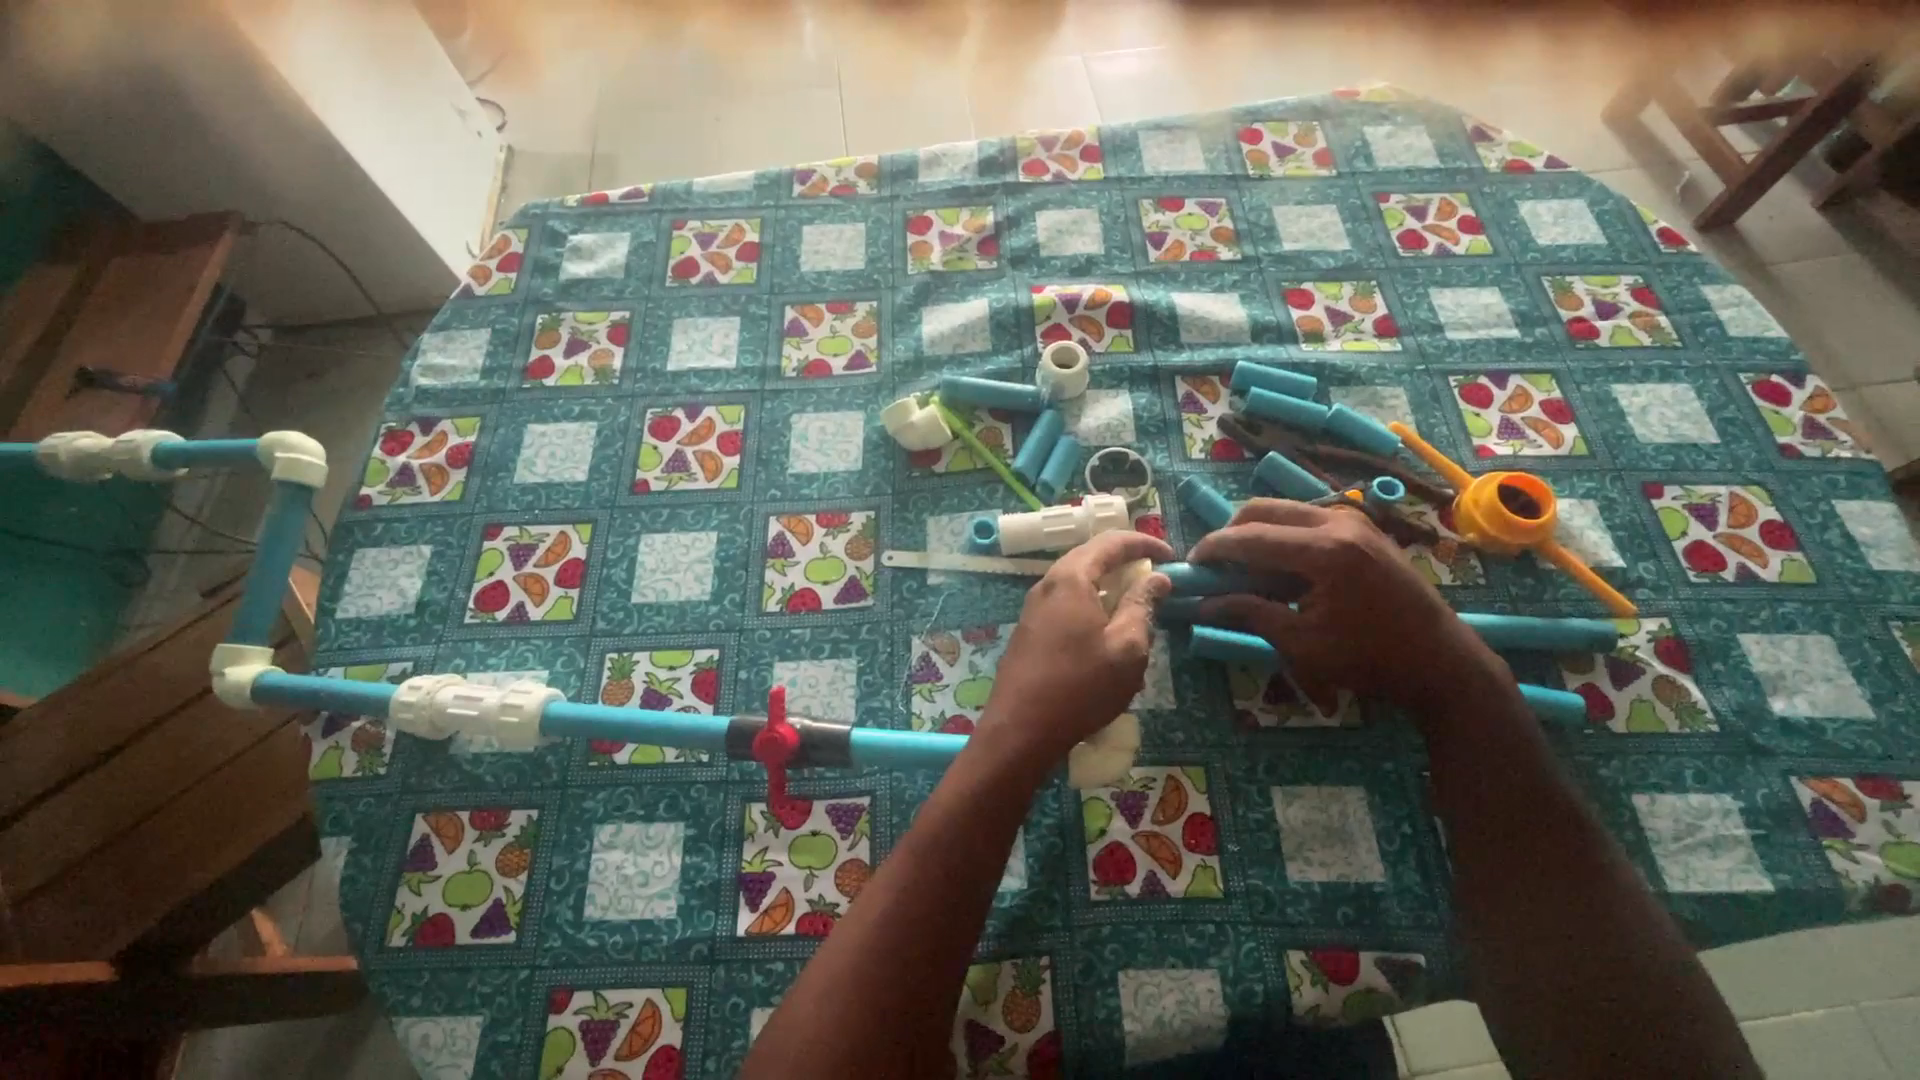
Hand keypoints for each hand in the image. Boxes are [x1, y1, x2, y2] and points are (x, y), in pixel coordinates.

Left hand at [977, 529, 1174, 763]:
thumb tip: (1156, 578)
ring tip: (1134, 601)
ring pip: (1076, 581)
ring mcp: (1033, 608)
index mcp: (1071, 579)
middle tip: (1155, 575)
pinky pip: (1065, 602)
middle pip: (1089, 557)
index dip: (1144, 544)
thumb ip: (1142, 606)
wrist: (1020, 728)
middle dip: (1124, 560)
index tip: (1171, 557)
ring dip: (1106, 584)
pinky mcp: (1029, 630)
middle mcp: (1046, 584)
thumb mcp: (1127, 648)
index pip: (1110, 542)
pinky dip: (1089, 602)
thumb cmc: (1080, 686)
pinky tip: (1104, 628)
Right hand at [1190, 499, 1510, 715]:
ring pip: (1285, 510)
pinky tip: (1280, 570)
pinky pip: (1308, 520)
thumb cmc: (1371, 660)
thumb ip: (1249, 614)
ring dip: (1257, 534)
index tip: (1189, 566)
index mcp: (1324, 551)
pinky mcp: (1365, 529)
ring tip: (1245, 572)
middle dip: (1231, 535)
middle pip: (1262, 509)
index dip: (1212, 549)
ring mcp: (1356, 521)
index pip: (1248, 537)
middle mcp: (1339, 522)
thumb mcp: (1302, 644)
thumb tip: (1202, 606)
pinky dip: (1284, 537)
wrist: (1442, 662)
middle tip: (1214, 568)